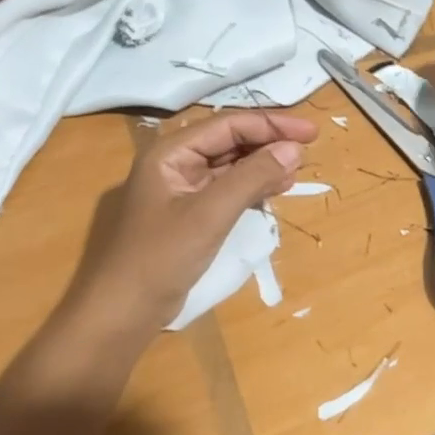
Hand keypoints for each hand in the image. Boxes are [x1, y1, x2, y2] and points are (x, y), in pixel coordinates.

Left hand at [65, 111, 318, 322]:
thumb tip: (294, 149)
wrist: (124, 310)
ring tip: (297, 170)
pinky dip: (253, 187)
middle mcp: (175, 164)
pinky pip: (227, 189)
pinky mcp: (190, 215)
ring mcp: (182, 190)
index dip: (271, 124)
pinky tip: (276, 190)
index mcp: (171, 153)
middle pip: (229, 141)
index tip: (310, 132)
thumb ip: (252, 177)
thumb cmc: (161, 256)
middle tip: (309, 148)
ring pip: (231, 165)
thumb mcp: (211, 213)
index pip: (228, 125)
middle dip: (268, 142)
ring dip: (264, 165)